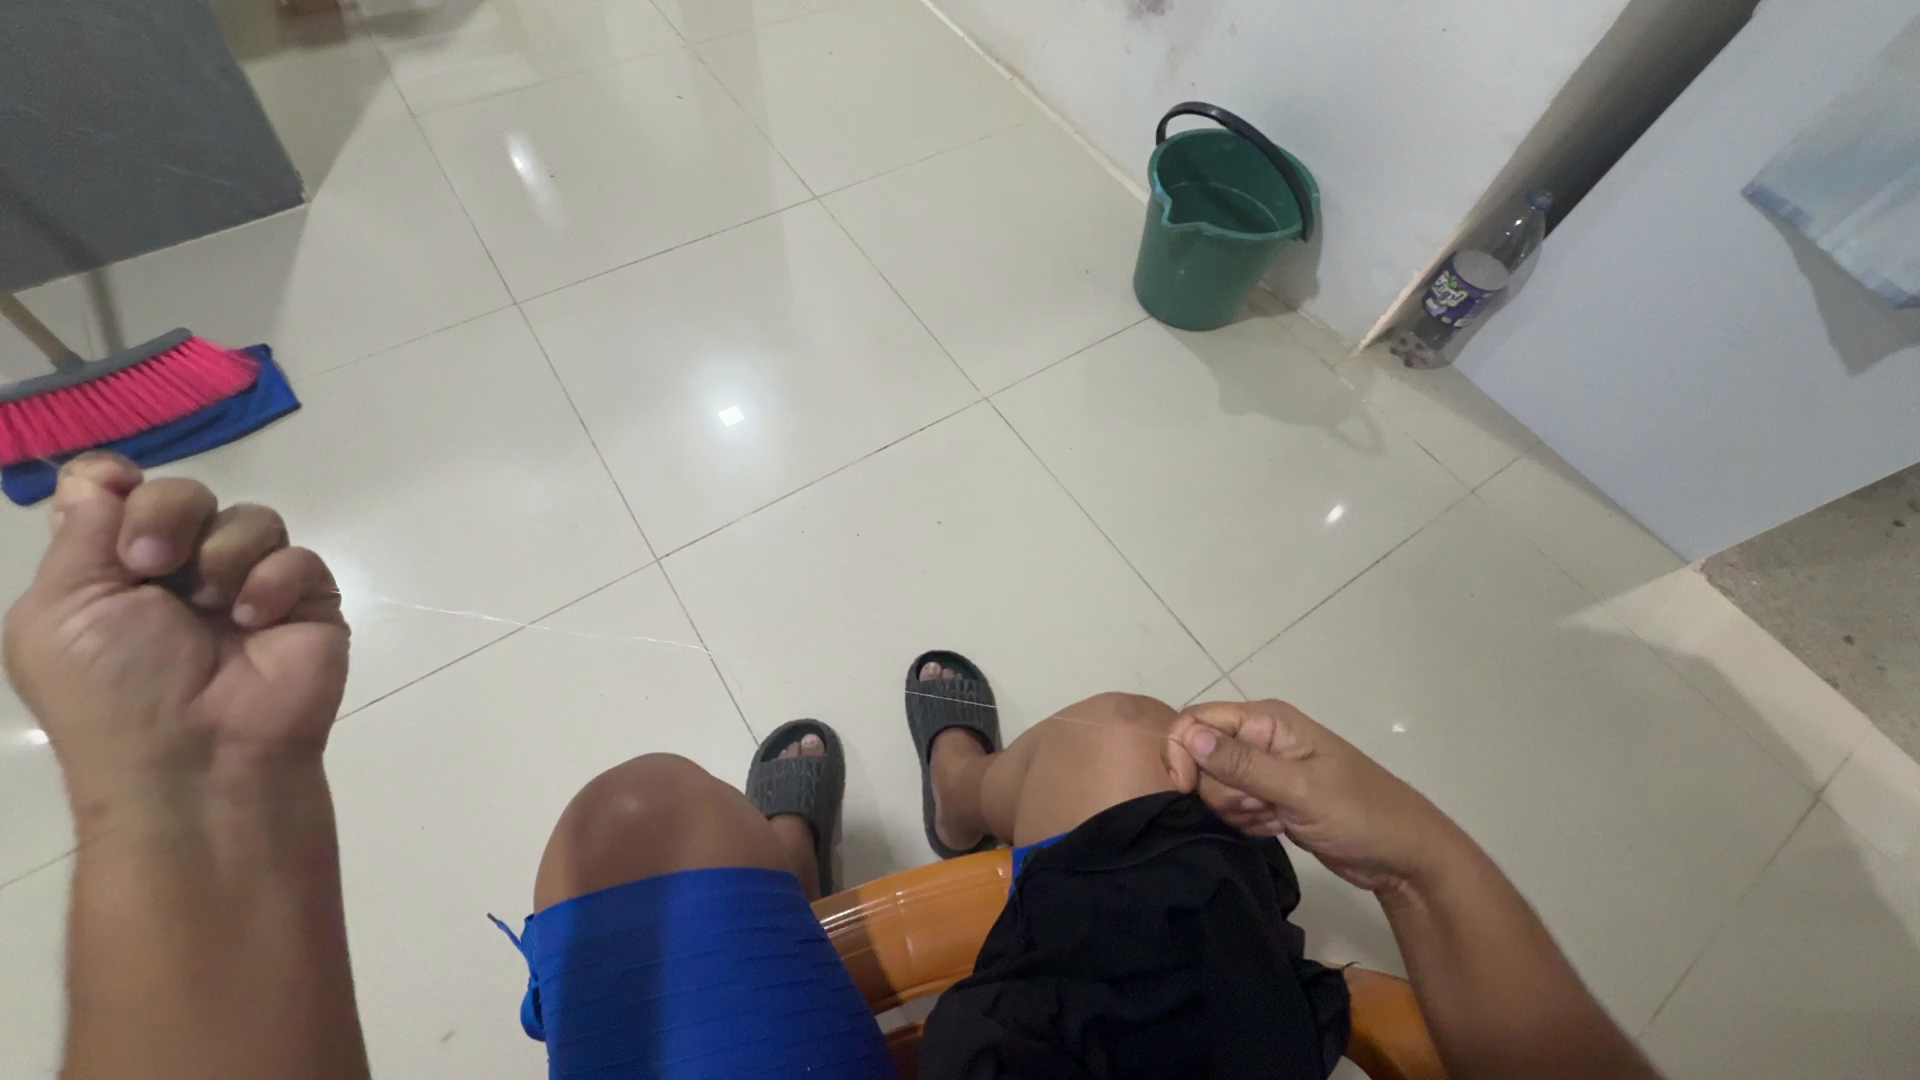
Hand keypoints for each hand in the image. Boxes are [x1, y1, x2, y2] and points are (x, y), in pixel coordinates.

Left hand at [3, 454, 348, 810]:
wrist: (199, 749)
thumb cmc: (112, 687)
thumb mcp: (62, 610)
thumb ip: (85, 536)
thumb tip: (101, 474)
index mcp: (113, 571)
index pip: (121, 493)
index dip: (119, 482)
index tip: (116, 493)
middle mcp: (183, 569)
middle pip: (186, 492)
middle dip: (168, 517)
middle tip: (152, 568)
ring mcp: (252, 582)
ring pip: (252, 518)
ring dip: (224, 557)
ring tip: (216, 608)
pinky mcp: (310, 599)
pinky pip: (301, 556)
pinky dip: (275, 583)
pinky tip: (258, 620)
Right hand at [1166, 700, 1463, 892]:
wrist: (1404, 860)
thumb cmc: (1360, 814)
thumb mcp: (1300, 789)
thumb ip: (1241, 763)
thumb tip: (1188, 735)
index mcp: (1267, 720)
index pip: (1197, 719)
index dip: (1181, 749)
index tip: (1183, 788)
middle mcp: (1259, 737)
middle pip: (1202, 757)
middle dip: (1221, 789)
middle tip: (1261, 804)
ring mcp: (1263, 769)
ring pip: (1214, 786)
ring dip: (1238, 809)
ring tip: (1278, 817)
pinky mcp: (1266, 797)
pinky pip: (1232, 807)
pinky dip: (1249, 822)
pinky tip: (1280, 827)